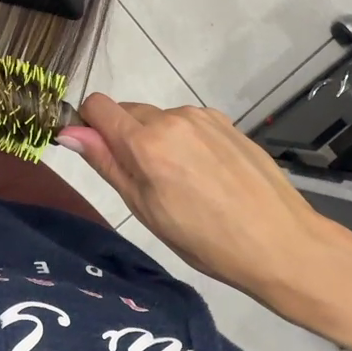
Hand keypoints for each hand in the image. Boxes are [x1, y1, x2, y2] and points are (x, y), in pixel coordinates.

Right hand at [60, 94, 338, 303]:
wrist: (284, 244)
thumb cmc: (206, 241)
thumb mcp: (146, 209)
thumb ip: (106, 163)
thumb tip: (67, 132)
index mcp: (146, 142)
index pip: (96, 106)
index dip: (90, 126)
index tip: (102, 154)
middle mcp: (170, 117)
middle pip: (127, 111)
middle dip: (126, 137)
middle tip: (148, 182)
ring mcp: (200, 116)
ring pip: (157, 117)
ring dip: (156, 139)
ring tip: (183, 181)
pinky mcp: (225, 121)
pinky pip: (186, 122)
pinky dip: (184, 140)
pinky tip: (206, 173)